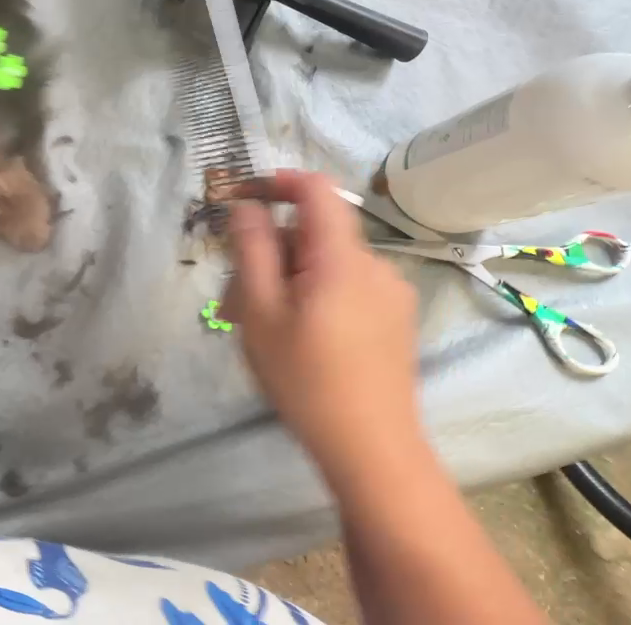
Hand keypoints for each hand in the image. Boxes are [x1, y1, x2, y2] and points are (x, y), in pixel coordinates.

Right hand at [222, 170, 421, 480]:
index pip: (318, 190)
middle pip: (316, 231)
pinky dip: (314, 292)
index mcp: (343, 258)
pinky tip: (295, 334)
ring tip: (260, 321)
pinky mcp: (395, 320)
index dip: (278, 182)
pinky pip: (346, 285)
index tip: (242, 196)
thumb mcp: (260, 309)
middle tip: (236, 290)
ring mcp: (391, 295)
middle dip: (272, 247)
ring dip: (289, 274)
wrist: (371, 449)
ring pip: (327, 262)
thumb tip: (246, 205)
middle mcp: (376, 266)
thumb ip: (252, 248)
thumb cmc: (305, 376)